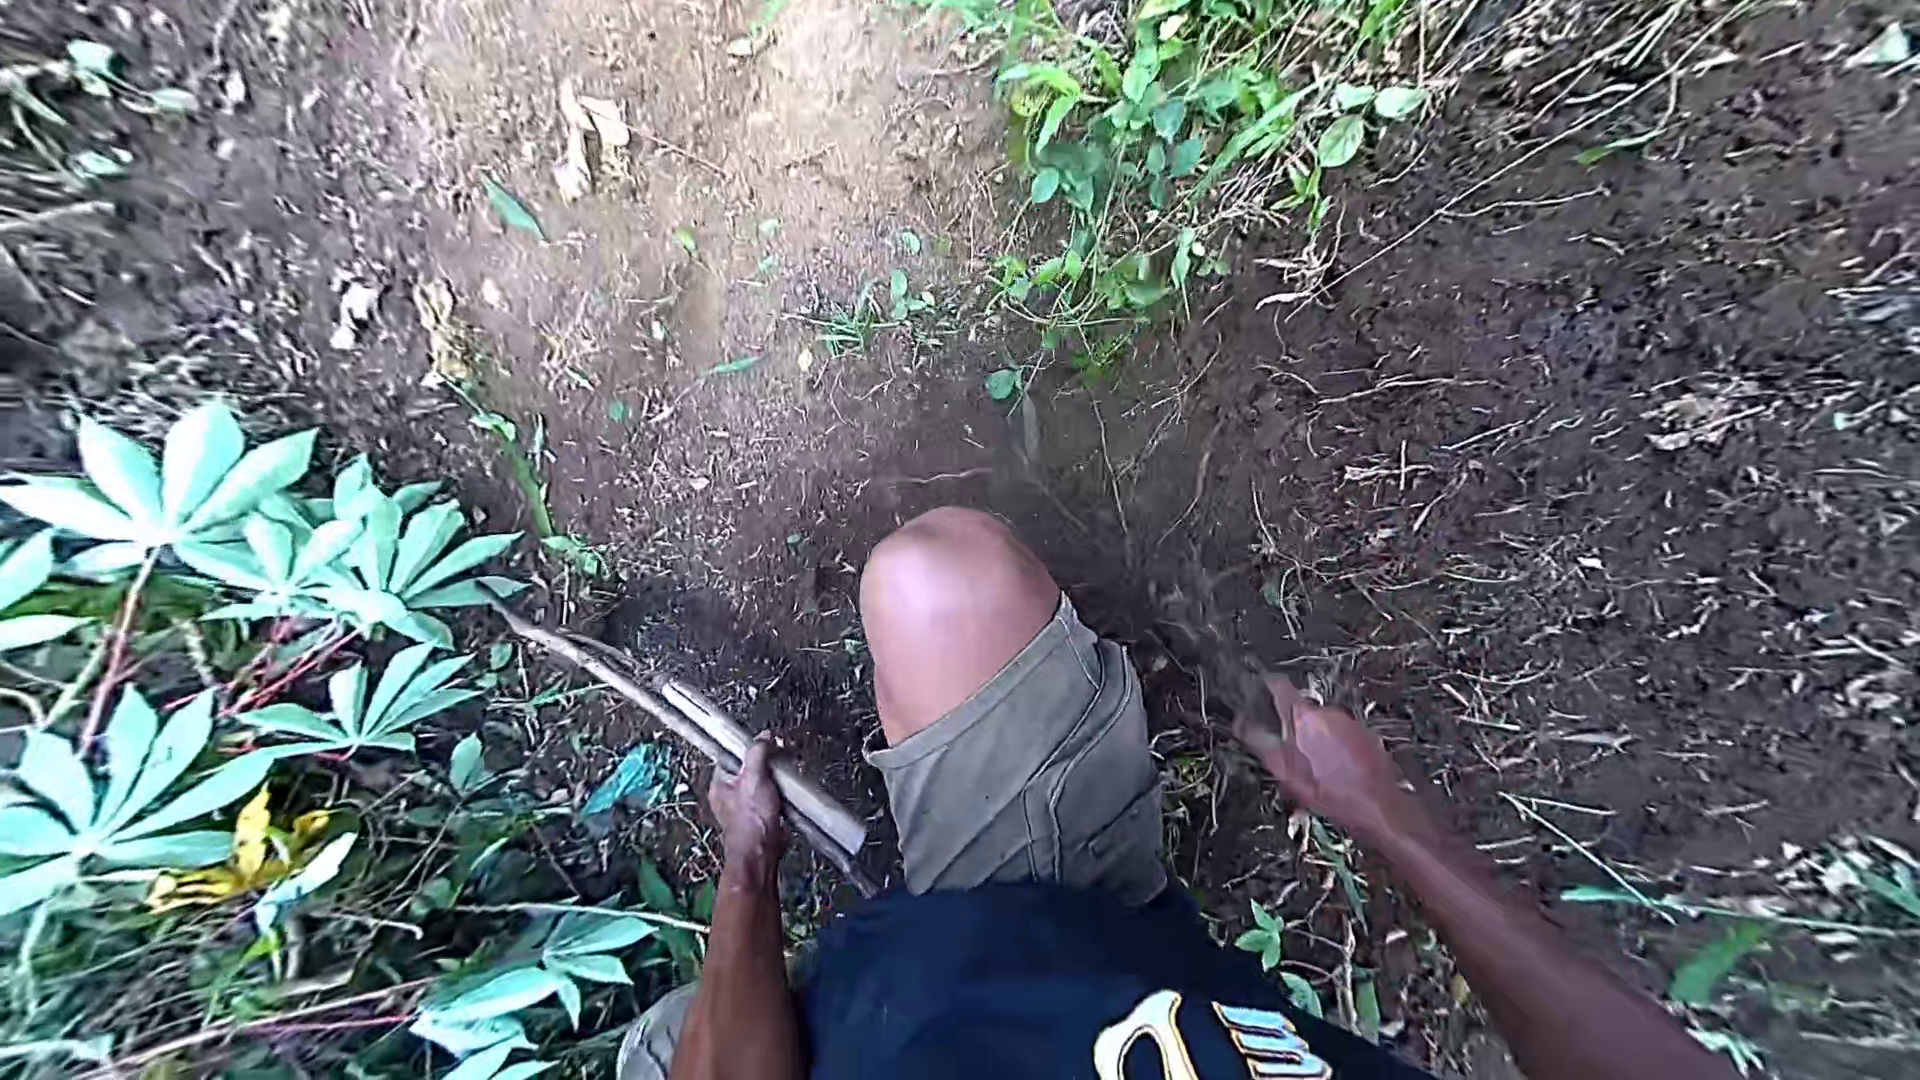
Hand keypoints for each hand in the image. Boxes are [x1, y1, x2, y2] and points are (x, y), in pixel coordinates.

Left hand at [708, 734, 785, 876]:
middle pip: (749, 766)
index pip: (732, 755)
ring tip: (787, 768)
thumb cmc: (751, 820)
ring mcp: (746, 804)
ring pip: (762, 779)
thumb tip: (764, 736)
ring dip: (776, 773)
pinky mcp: (761, 812)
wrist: (762, 851)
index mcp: (720, 784)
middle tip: (780, 753)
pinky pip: (771, 792)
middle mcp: (730, 794)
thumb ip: (757, 753)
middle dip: (767, 759)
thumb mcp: (754, 778)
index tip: (767, 741)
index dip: (750, 746)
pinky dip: (781, 787)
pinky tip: (788, 786)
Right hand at [1233, 674, 1426, 842]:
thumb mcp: (1285, 772)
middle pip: (1302, 710)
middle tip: (1291, 751)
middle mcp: (1329, 714)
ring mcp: (1351, 724)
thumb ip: (1259, 742)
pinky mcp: (1368, 736)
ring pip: (1322, 723)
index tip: (1262, 684)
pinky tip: (1336, 769)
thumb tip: (1241, 724)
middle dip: (1294, 726)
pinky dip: (1336, 745)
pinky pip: (1342, 733)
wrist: (1382, 810)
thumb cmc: (1334, 794)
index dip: (1267, 684)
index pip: (1280, 687)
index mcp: (1304, 718)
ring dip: (1315, 737)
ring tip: (1316, 766)